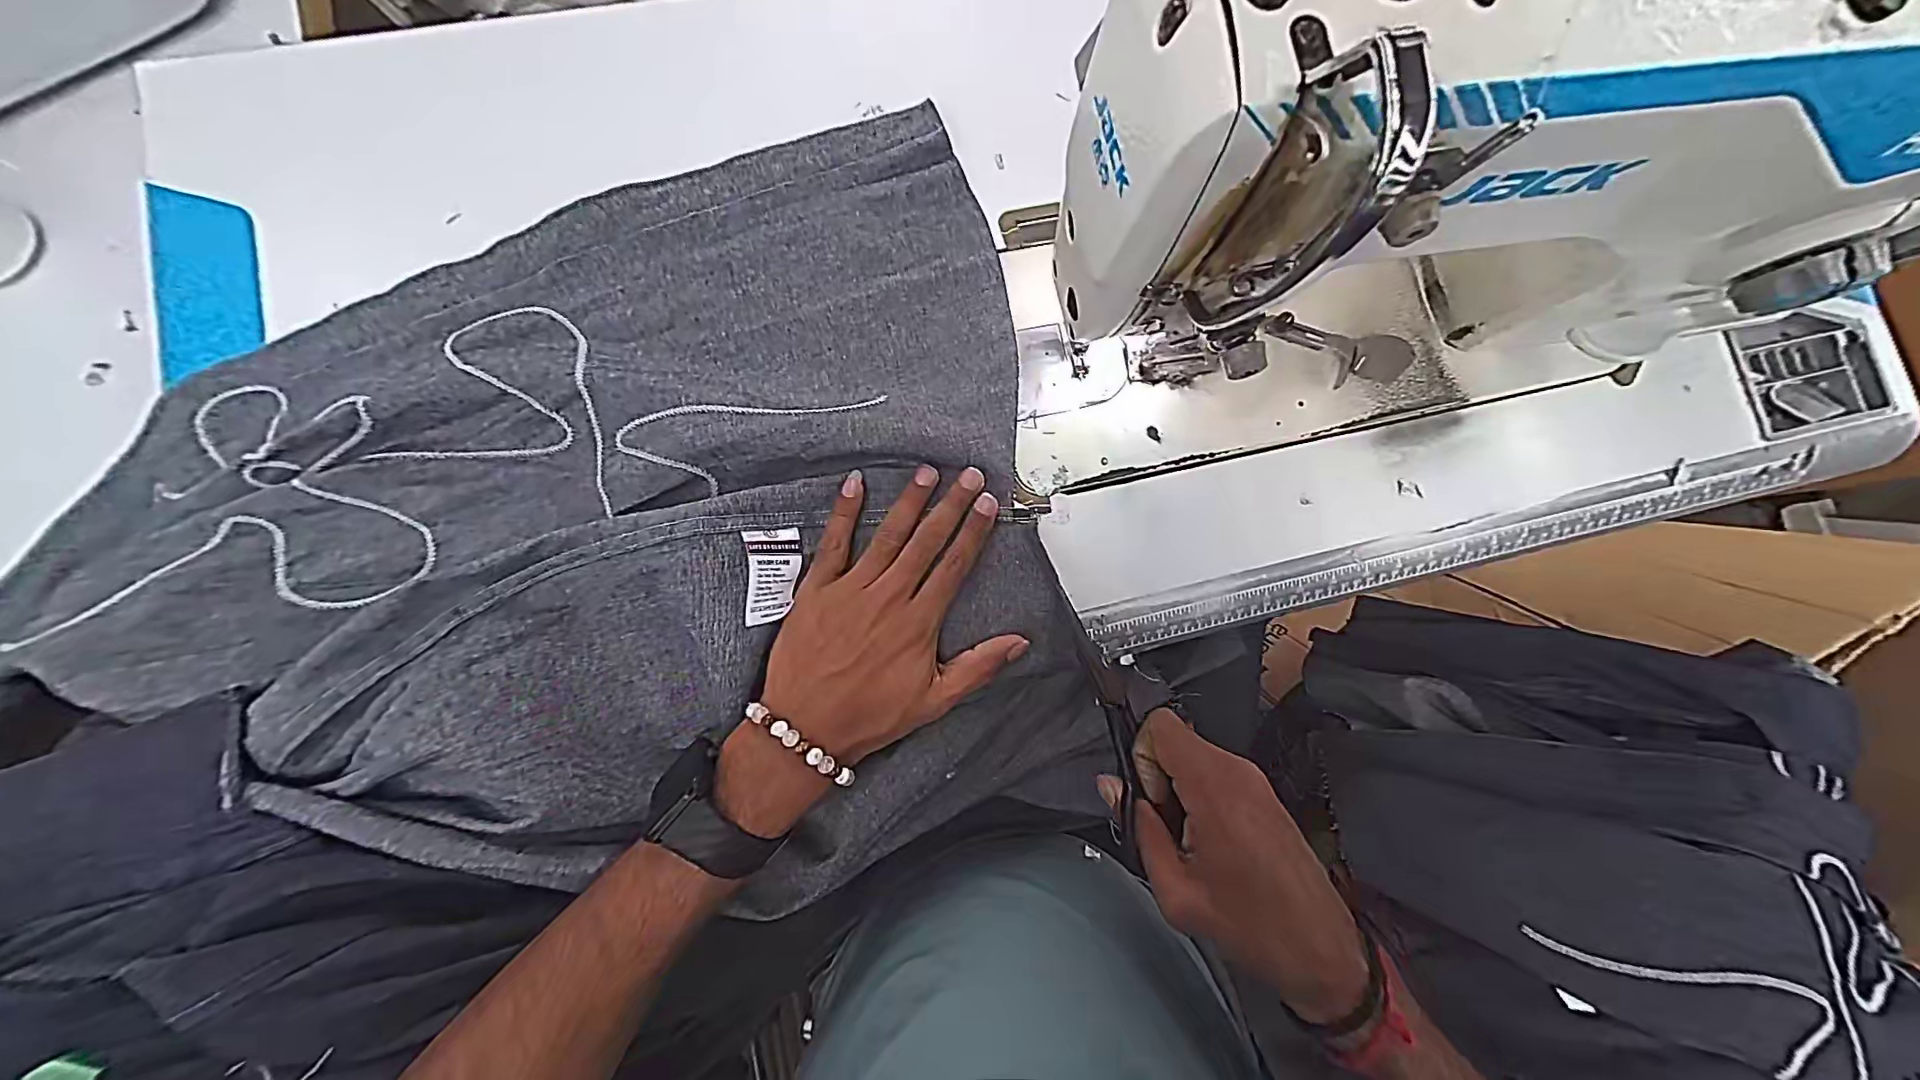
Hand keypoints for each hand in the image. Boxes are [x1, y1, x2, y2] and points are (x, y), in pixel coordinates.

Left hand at [715, 465, 1028, 836]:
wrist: (805, 727)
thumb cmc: (867, 716)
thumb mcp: (933, 701)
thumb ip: (978, 667)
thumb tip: (1017, 643)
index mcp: (917, 622)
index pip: (953, 565)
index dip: (973, 531)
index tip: (987, 505)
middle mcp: (888, 598)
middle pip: (927, 541)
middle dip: (951, 505)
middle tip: (967, 476)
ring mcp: (851, 590)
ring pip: (888, 535)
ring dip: (909, 501)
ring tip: (926, 473)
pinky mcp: (817, 590)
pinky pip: (833, 542)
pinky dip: (845, 512)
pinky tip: (854, 485)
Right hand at [1100, 708, 1370, 1023]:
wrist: (1320, 949)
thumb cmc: (1259, 927)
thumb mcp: (1175, 890)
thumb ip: (1139, 828)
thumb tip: (1115, 789)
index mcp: (1216, 788)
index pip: (1160, 724)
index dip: (1142, 757)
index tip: (1150, 799)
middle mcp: (1239, 773)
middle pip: (1174, 739)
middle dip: (1158, 777)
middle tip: (1169, 826)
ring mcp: (1255, 780)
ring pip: (1191, 755)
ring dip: (1178, 788)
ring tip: (1192, 840)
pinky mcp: (1263, 791)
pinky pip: (1213, 772)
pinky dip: (1199, 795)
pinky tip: (1210, 841)